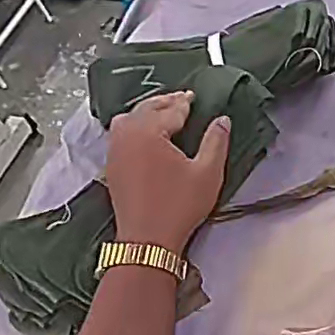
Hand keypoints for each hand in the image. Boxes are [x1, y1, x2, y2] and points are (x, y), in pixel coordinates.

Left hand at [105, 91, 229, 253]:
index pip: (171, 109)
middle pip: (147, 108)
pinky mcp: (112, 165)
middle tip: (182, 98)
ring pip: (129, 118)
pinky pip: (121, 133)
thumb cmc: (179, 206)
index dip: (185, 102)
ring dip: (147, 111)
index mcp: (150, 131)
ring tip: (163, 111)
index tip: (195, 96)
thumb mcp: (207, 174)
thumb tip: (222, 119)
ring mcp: (115, 150)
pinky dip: (134, 125)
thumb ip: (216, 142)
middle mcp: (127, 134)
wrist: (147, 239)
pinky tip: (144, 132)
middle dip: (165, 101)